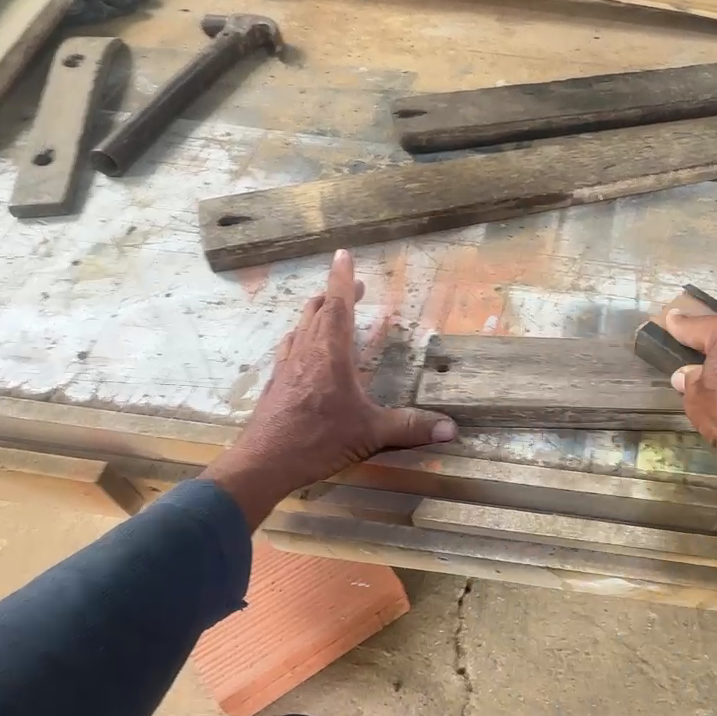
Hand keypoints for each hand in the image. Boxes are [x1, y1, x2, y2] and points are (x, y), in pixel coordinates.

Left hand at [200, 250, 455, 526]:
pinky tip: (303, 347)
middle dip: (336, 294)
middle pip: (319, 311)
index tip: (344, 255)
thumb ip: (411, 427)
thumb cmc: (318, 440)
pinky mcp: (277, 383)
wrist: (264, 461)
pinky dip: (302, 336)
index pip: (339, 306)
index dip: (344, 279)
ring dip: (317, 312)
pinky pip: (290, 347)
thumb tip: (451, 428)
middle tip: (354, 287)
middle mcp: (306, 352)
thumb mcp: (371, 433)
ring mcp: (287, 366)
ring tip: (328, 308)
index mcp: (331, 354)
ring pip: (301, 327)